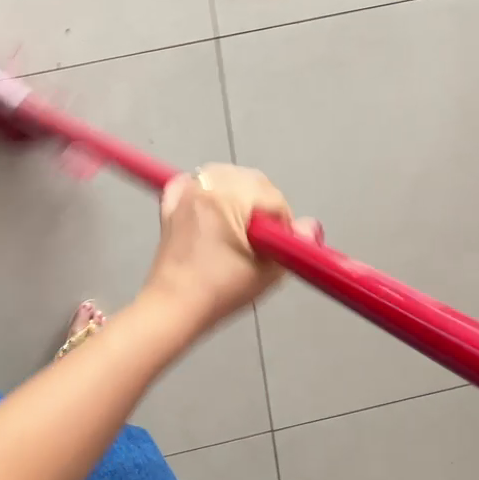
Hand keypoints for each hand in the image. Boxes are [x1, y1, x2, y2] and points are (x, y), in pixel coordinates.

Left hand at [140, 163, 320, 331]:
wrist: (174, 304)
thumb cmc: (217, 290)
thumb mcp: (268, 270)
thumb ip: (295, 244)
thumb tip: (309, 227)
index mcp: (227, 198)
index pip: (273, 197)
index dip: (284, 221)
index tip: (283, 243)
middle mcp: (204, 188)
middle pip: (249, 180)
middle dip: (263, 203)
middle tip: (265, 235)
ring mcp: (184, 195)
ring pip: (221, 175)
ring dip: (237, 191)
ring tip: (242, 223)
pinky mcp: (169, 206)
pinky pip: (190, 183)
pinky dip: (203, 189)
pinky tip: (211, 208)